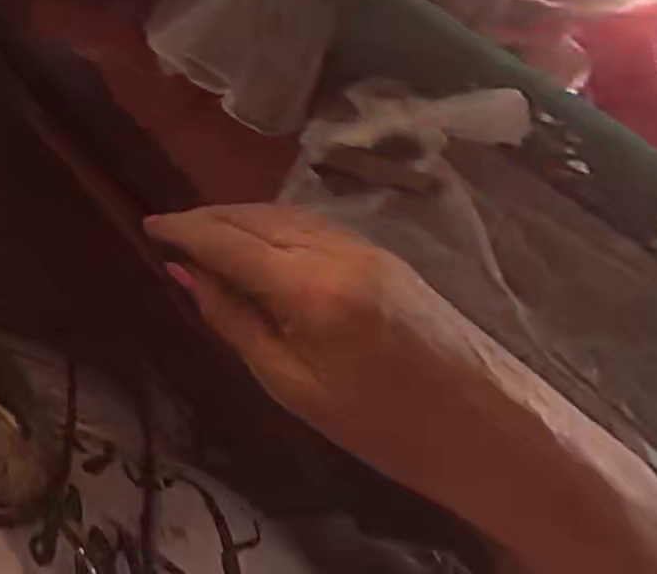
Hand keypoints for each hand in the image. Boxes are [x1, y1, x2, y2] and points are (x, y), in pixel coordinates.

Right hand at [146, 204, 656, 573]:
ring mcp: (364, 247)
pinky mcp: (382, 253)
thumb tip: (182, 270)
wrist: (512, 444)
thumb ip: (230, 317)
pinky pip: (304, 221)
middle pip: (245, 215)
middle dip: (201, 219)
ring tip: (202, 235)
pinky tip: (253, 239)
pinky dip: (265, 221)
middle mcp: (334, 252)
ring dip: (231, 216)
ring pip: (274, 211)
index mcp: (309, 289)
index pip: (222, 239)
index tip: (145, 223)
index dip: (178, 228)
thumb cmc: (387, 428)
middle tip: (168, 233)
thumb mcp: (290, 384)